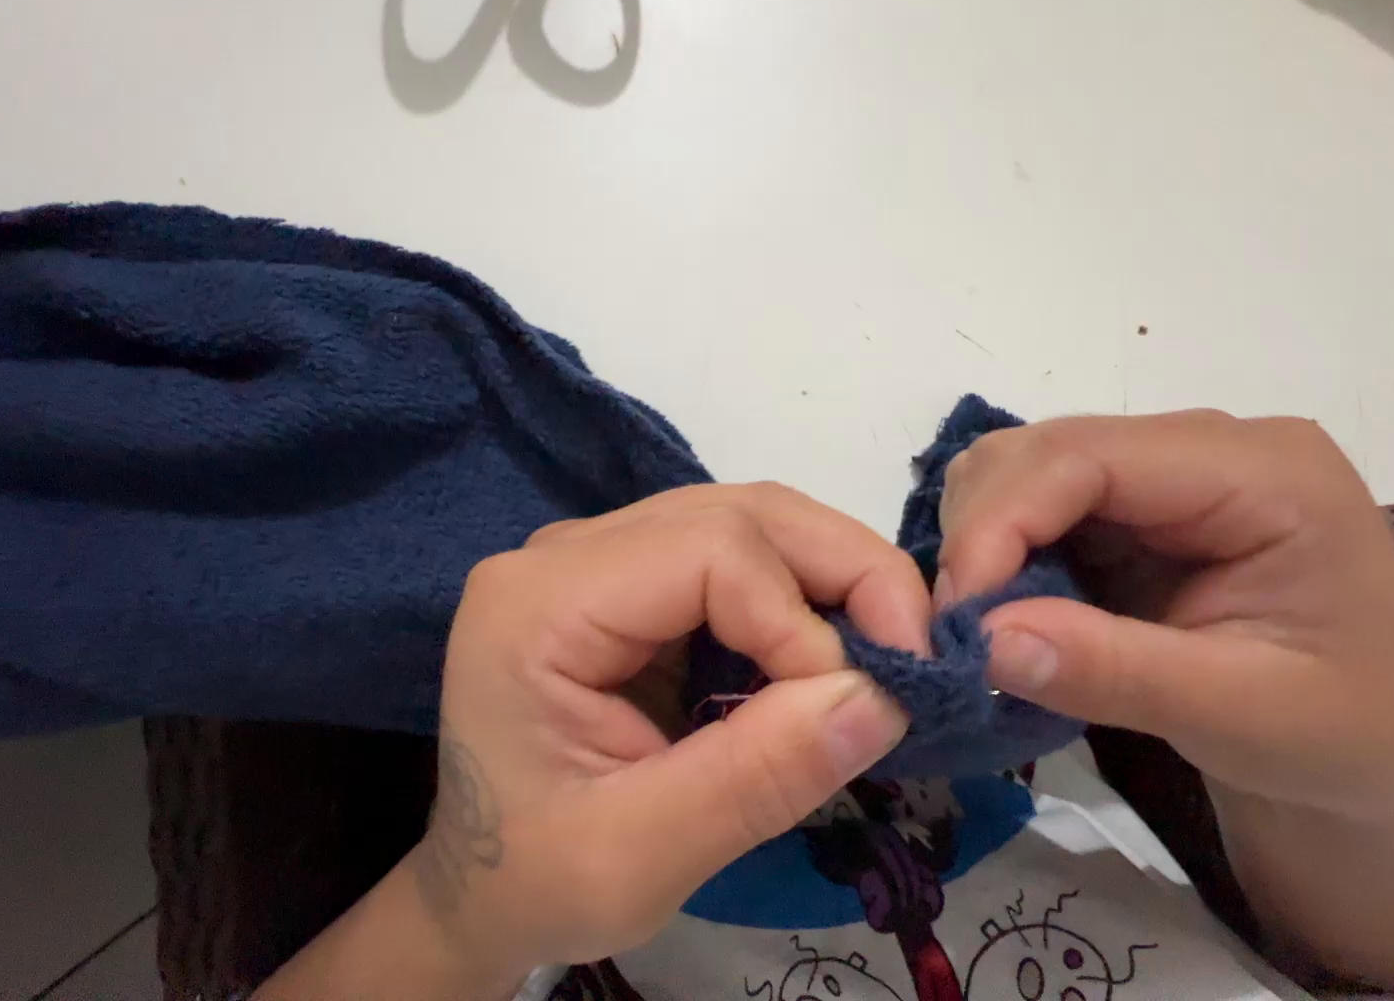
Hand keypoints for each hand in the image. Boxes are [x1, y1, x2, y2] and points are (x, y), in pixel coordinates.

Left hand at [259, 484, 920, 1000]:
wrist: (482, 880)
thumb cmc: (537, 879)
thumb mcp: (637, 860)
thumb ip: (755, 778)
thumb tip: (880, 696)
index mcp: (540, 603)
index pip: (708, 550)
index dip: (802, 618)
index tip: (861, 706)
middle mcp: (567, 552)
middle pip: (737, 512)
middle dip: (844, 570)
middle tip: (911, 652)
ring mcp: (600, 555)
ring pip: (747, 517)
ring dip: (831, 573)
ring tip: (881, 649)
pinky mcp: (632, 575)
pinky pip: (737, 550)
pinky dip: (802, 589)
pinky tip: (828, 645)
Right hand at [935, 411, 1393, 990]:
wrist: (1360, 769)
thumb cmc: (1338, 746)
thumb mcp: (1243, 719)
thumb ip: (1112, 672)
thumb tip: (981, 640)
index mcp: (1263, 472)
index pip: (1087, 455)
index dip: (1000, 521)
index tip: (956, 613)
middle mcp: (1204, 447)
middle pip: (1039, 449)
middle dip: (980, 533)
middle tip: (961, 630)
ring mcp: (1157, 472)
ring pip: (1015, 468)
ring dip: (978, 540)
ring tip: (987, 622)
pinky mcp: (1121, 507)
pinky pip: (1023, 503)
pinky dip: (991, 553)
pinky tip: (1005, 607)